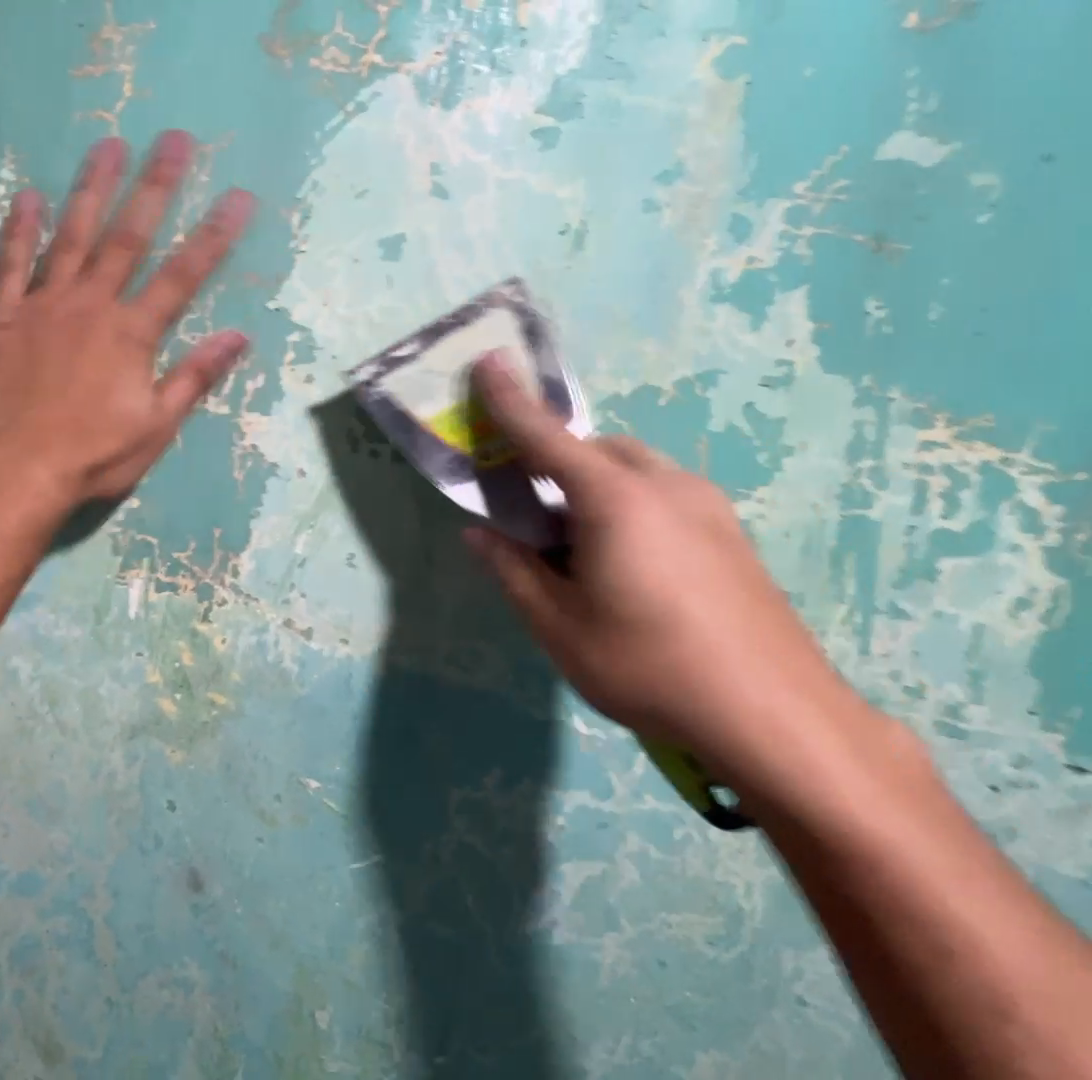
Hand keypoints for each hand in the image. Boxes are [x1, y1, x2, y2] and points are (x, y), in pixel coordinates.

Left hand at [0, 131, 255, 508]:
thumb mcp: (156, 427)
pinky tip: (28, 197)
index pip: (183, 276)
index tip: (238, 196)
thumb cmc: (92, 457)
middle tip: (173, 139)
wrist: (16, 471)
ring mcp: (44, 306)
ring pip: (71, 237)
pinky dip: (20, 230)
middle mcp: (91, 306)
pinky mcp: (3, 318)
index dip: (213, 236)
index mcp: (132, 334)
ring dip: (92, 190)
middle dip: (154, 187)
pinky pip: (11, 265)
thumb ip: (194, 377)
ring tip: (107, 146)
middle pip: (128, 238)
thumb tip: (238, 337)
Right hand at [463, 355, 863, 779]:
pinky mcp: (730, 534)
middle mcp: (666, 487)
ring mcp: (708, 508)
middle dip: (554, 459)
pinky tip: (620, 562)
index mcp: (615, 501)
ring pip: (633, 471)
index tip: (488, 361)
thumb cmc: (648, 665)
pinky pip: (662, 495)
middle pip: (597, 449)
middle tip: (523, 507)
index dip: (511, 402)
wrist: (775, 714)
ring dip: (592, 485)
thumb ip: (513, 570)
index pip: (548, 438)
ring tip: (570, 544)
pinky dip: (625, 505)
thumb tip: (479, 534)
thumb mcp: (558, 625)